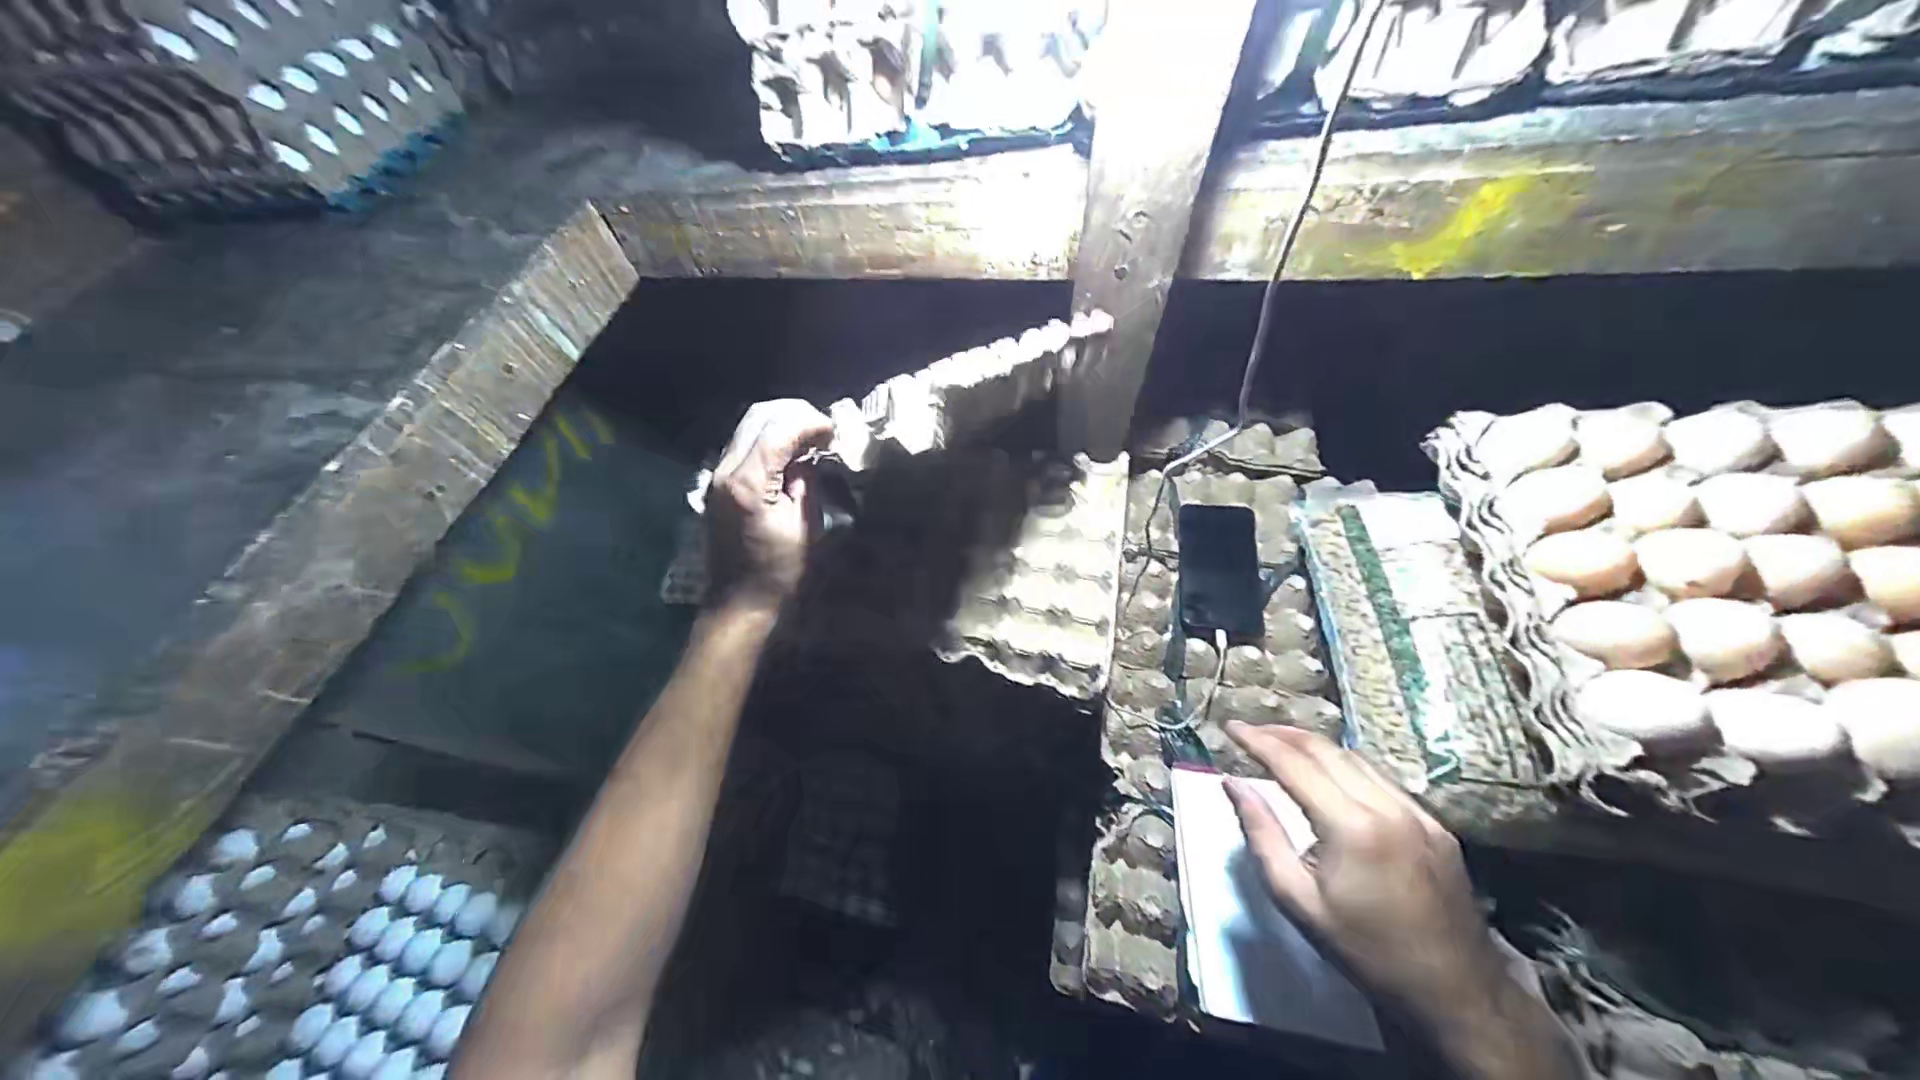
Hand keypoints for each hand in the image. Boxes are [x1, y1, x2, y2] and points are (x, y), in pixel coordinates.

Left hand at [705, 400, 832, 611]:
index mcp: (747, 483)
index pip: (778, 430)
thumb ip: (806, 482)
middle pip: (758, 417)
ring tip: (811, 437)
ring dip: (781, 423)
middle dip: (795, 414)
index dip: (810, 423)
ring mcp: (716, 476)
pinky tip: (791, 452)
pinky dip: (769, 438)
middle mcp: (724, 471)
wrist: (739, 601)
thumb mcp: (805, 525)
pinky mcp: (717, 484)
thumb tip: (810, 455)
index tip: (834, 431)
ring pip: (748, 426)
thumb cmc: (779, 571)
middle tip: (824, 429)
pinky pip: (743, 444)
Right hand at [1224, 723, 1583, 1079]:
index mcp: (1352, 827)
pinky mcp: (1436, 825)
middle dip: (1282, 734)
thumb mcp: (1296, 899)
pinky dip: (1345, 766)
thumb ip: (1261, 834)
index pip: (1293, 764)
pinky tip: (1329, 775)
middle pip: (1325, 750)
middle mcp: (1388, 807)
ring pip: (1355, 758)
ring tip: (1281, 745)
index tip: (1230, 726)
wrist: (1455, 993)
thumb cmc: (1363, 949)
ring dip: (1313, 746)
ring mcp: (1419, 814)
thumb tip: (1233, 783)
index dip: (1257, 740)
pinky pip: (1381, 780)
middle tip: (1249, 730)